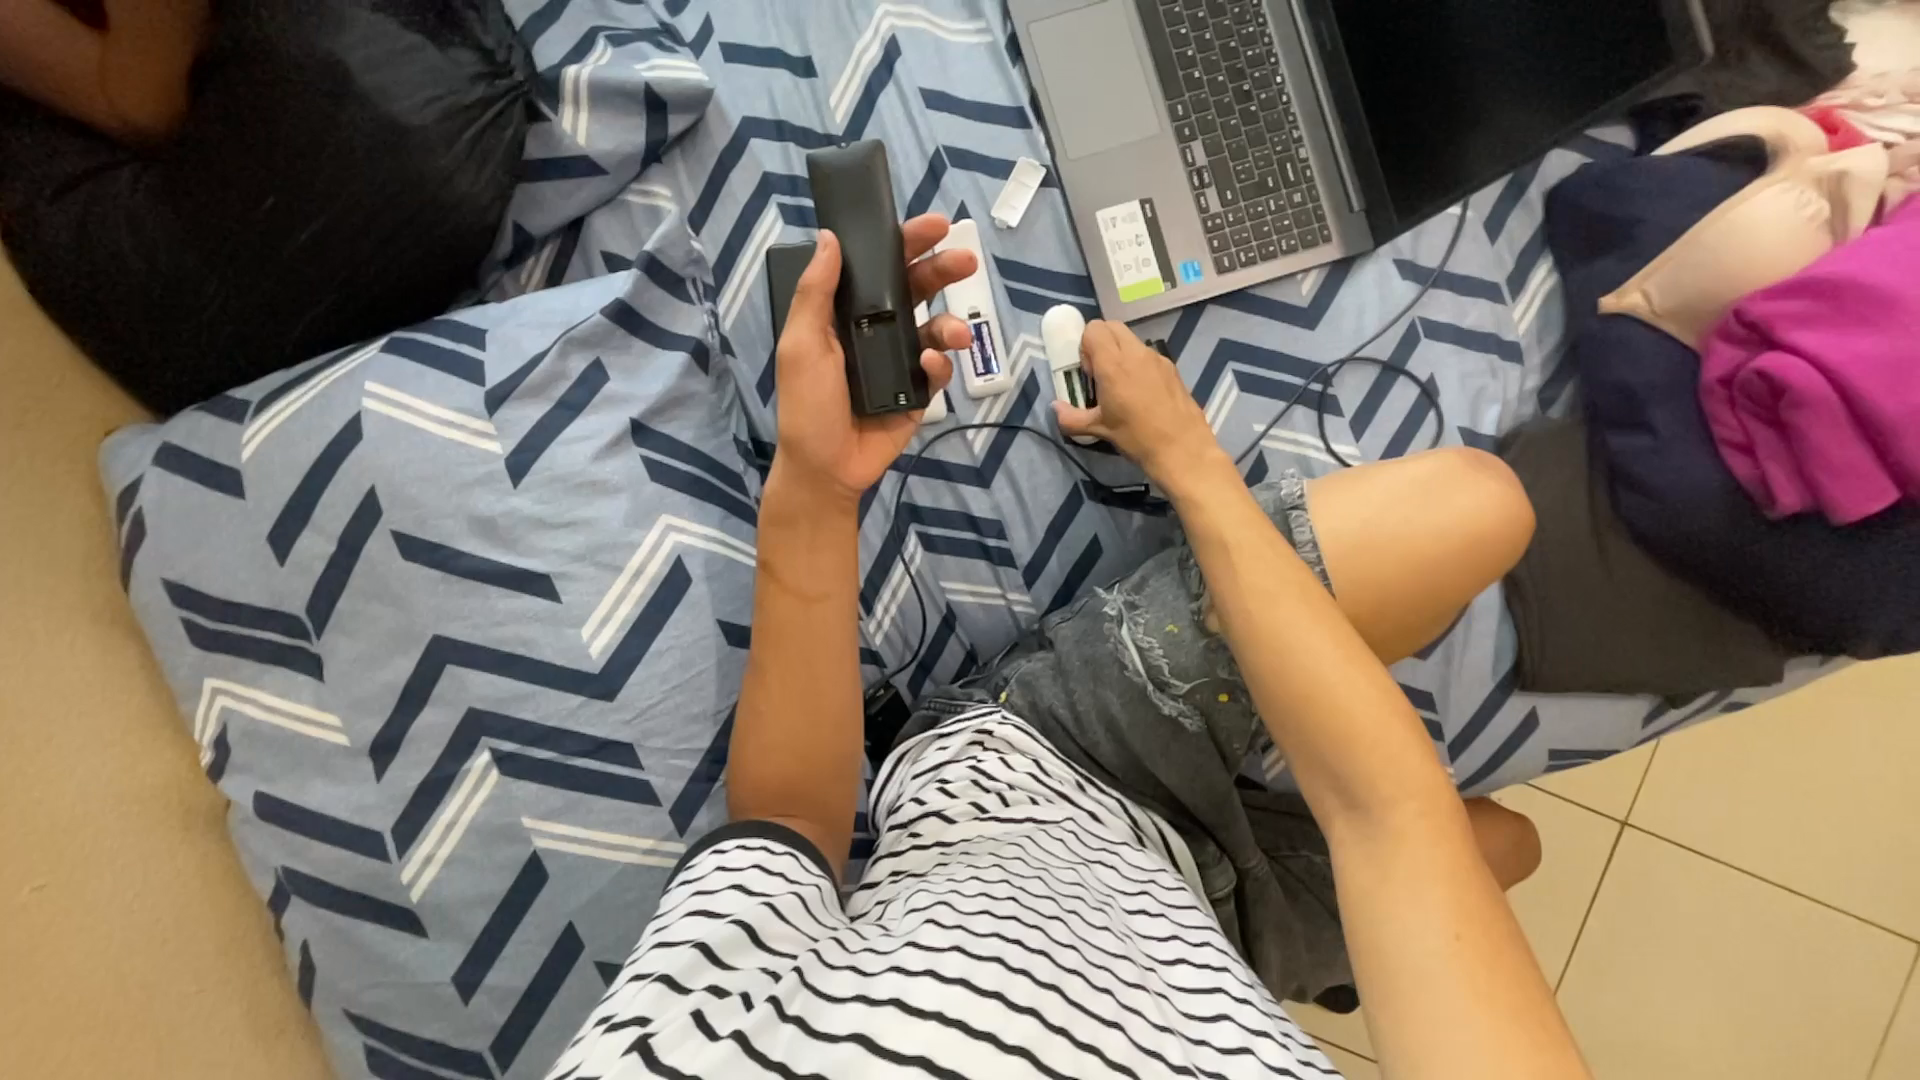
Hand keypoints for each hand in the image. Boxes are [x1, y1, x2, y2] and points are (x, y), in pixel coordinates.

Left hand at [770, 214, 975, 503]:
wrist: (826, 467)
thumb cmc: (807, 404)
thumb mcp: (802, 344)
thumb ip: (816, 292)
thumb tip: (829, 238)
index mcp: (846, 314)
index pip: (879, 268)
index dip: (906, 243)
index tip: (936, 225)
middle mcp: (876, 330)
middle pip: (916, 290)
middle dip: (943, 271)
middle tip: (966, 260)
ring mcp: (900, 362)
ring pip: (935, 328)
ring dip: (950, 324)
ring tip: (957, 333)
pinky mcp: (917, 393)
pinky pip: (938, 370)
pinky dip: (939, 365)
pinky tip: (930, 369)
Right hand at [1054, 320, 1229, 485]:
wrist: (1182, 449)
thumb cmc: (1137, 438)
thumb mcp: (1099, 430)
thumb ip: (1071, 418)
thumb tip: (1055, 408)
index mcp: (1114, 365)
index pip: (1094, 329)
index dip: (1085, 346)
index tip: (1088, 372)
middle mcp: (1136, 354)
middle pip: (1112, 326)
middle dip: (1101, 342)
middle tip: (1099, 373)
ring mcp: (1157, 358)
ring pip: (1131, 339)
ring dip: (1120, 352)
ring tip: (1121, 384)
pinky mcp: (1172, 368)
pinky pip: (1147, 354)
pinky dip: (1138, 363)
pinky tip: (1142, 393)